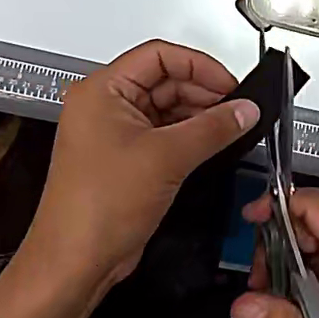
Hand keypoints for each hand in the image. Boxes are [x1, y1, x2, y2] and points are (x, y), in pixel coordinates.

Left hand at [0, 40, 258, 317]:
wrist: (76, 261)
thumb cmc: (93, 210)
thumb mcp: (166, 157)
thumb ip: (212, 128)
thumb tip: (242, 110)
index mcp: (102, 90)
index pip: (159, 56)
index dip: (199, 65)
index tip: (228, 83)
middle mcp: (105, 106)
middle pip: (166, 80)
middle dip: (204, 92)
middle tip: (236, 108)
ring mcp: (116, 132)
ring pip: (168, 108)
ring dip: (200, 116)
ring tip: (231, 127)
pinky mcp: (128, 158)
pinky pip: (166, 134)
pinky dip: (191, 136)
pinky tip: (214, 144)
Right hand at [231, 188, 318, 317]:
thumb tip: (241, 306)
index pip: (315, 206)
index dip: (279, 204)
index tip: (250, 219)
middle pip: (311, 226)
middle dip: (277, 244)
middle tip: (257, 281)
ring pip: (314, 250)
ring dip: (286, 266)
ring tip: (269, 300)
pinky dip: (300, 282)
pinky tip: (287, 308)